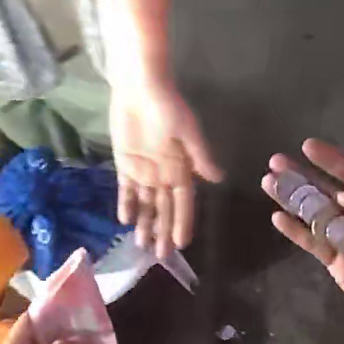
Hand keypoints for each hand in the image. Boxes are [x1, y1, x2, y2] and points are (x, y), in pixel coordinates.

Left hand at [111, 80, 223, 259]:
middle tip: (161, 255)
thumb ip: (200, 156)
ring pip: (146, 203)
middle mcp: (164, 174)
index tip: (182, 243)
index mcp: (182, 168)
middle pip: (164, 208)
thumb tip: (218, 179)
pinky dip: (127, 204)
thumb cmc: (168, 106)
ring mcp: (144, 170)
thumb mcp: (188, 130)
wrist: (139, 87)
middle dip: (163, 231)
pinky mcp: (125, 163)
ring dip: (145, 223)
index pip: (183, 202)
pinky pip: (127, 189)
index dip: (182, 222)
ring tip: (142, 246)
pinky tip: (126, 220)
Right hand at [263, 139, 343, 333]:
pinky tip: (278, 217)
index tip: (307, 146)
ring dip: (292, 199)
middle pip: (327, 192)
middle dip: (302, 176)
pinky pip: (313, 244)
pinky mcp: (338, 266)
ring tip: (268, 182)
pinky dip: (296, 231)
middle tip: (275, 161)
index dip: (332, 162)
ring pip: (314, 215)